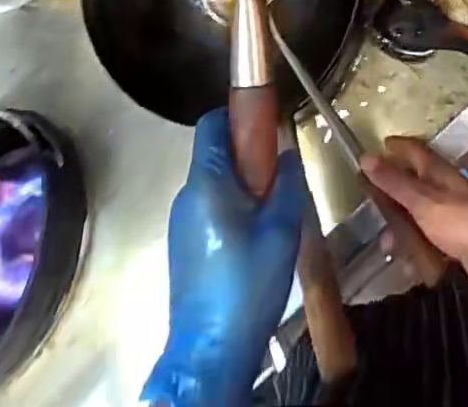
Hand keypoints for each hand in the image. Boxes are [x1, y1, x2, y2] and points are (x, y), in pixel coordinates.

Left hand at [142, 109, 306, 406]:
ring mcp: (180, 223)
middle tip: (277, 173)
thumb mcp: (281, 228)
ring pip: (213, 183)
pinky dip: (230, 207)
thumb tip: (285, 155)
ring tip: (271, 209)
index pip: (210, 124)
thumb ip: (287, 182)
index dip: (236, 115)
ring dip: (241, 183)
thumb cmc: (247, 284)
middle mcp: (186, 196)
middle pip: (213, 153)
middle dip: (247, 154)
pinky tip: (253, 235)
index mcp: (206, 184)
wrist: (211, 352)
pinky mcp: (183, 245)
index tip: (264, 123)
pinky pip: (207, 208)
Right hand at [360, 137, 467, 300]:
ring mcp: (452, 212)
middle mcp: (445, 186)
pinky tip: (405, 258)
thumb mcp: (421, 200)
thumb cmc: (459, 221)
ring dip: (402, 223)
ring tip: (384, 239)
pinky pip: (428, 235)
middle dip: (393, 188)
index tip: (379, 145)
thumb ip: (394, 181)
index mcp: (438, 170)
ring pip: (419, 211)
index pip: (415, 149)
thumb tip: (366, 156)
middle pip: (415, 180)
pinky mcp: (456, 238)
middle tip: (370, 196)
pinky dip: (415, 243)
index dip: (397, 146)